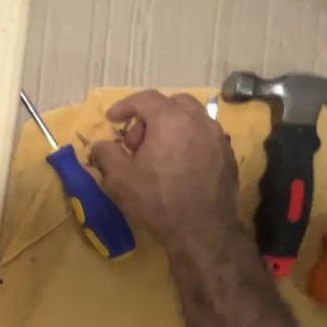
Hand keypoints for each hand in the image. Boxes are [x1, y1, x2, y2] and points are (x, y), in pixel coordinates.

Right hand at [87, 90, 243, 261]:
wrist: (201, 227)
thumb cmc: (155, 199)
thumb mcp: (119, 178)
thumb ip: (106, 154)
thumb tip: (100, 145)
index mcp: (170, 121)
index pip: (145, 98)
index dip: (124, 106)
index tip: (111, 120)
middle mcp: (198, 121)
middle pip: (173, 103)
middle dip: (151, 115)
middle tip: (136, 141)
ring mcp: (217, 137)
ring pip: (191, 118)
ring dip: (170, 127)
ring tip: (156, 154)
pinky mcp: (226, 154)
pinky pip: (203, 136)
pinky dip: (186, 140)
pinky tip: (175, 165)